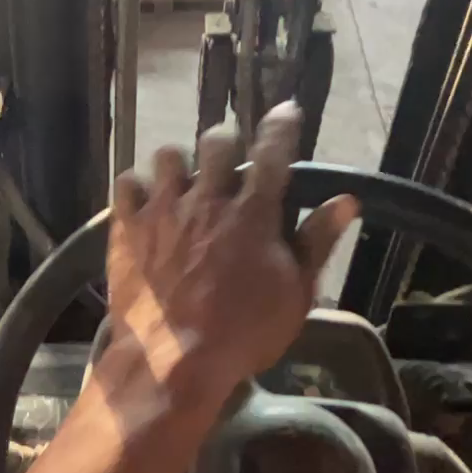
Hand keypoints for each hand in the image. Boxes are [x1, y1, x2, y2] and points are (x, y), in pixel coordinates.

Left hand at [104, 104, 358, 417]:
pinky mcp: (126, 227)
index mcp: (253, 213)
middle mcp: (206, 199)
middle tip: (227, 161)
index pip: (274, 151)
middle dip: (226, 144)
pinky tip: (143, 202)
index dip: (282, 126)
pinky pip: (125, 183)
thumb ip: (316, 243)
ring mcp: (162, 210)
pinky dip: (136, 187)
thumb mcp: (294, 295)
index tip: (285, 112)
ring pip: (168, 156)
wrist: (171, 360)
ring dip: (180, 165)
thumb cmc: (243, 334)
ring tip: (182, 185)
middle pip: (217, 142)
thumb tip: (346, 201)